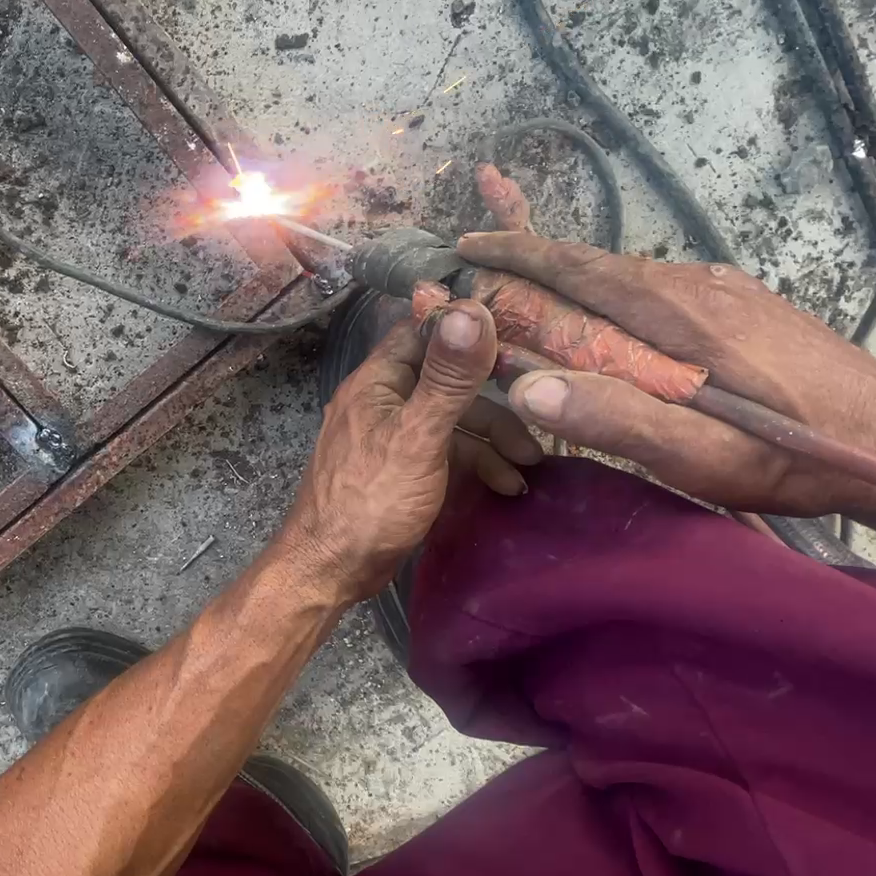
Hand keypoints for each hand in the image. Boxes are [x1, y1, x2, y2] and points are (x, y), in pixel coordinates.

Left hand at [279, 299, 541, 599]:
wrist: (332, 565)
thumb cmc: (371, 498)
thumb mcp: (417, 435)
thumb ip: (446, 377)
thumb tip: (469, 310)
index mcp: (375, 382)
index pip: (423, 332)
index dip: (469, 328)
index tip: (525, 335)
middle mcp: (381, 401)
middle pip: (447, 379)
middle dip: (496, 397)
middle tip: (543, 415)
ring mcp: (391, 436)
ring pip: (452, 418)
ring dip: (494, 436)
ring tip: (531, 464)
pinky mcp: (403, 468)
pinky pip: (446, 452)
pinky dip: (477, 463)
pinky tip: (508, 487)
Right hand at [457, 230, 875, 519]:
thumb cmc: (797, 456)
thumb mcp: (700, 453)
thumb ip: (614, 417)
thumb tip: (523, 385)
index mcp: (679, 311)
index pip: (579, 265)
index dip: (516, 254)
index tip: (465, 247)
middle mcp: (699, 285)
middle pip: (596, 265)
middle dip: (530, 266)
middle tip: (480, 283)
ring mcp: (724, 291)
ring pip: (625, 275)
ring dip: (568, 282)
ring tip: (527, 305)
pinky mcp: (742, 306)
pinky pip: (654, 288)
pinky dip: (605, 294)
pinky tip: (602, 325)